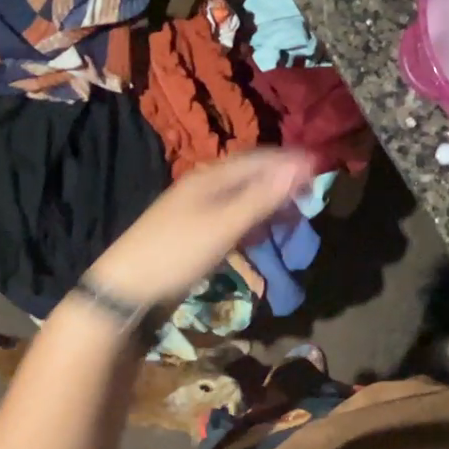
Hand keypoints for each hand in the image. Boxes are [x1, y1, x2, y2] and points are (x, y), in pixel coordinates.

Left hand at [85, 149, 316, 306]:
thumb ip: (263, 198)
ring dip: (269, 204)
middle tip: (310, 200)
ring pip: (242, 198)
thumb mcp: (224, 226)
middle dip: (282, 183)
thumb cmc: (176, 253)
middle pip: (251, 176)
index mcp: (211, 178)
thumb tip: (302, 166)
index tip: (321, 171)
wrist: (127, 288)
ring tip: (292, 218)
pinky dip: (253, 222)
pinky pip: (232, 218)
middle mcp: (205, 187)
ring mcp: (197, 210)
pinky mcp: (194, 233)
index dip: (290, 162)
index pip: (259, 160)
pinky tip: (261, 236)